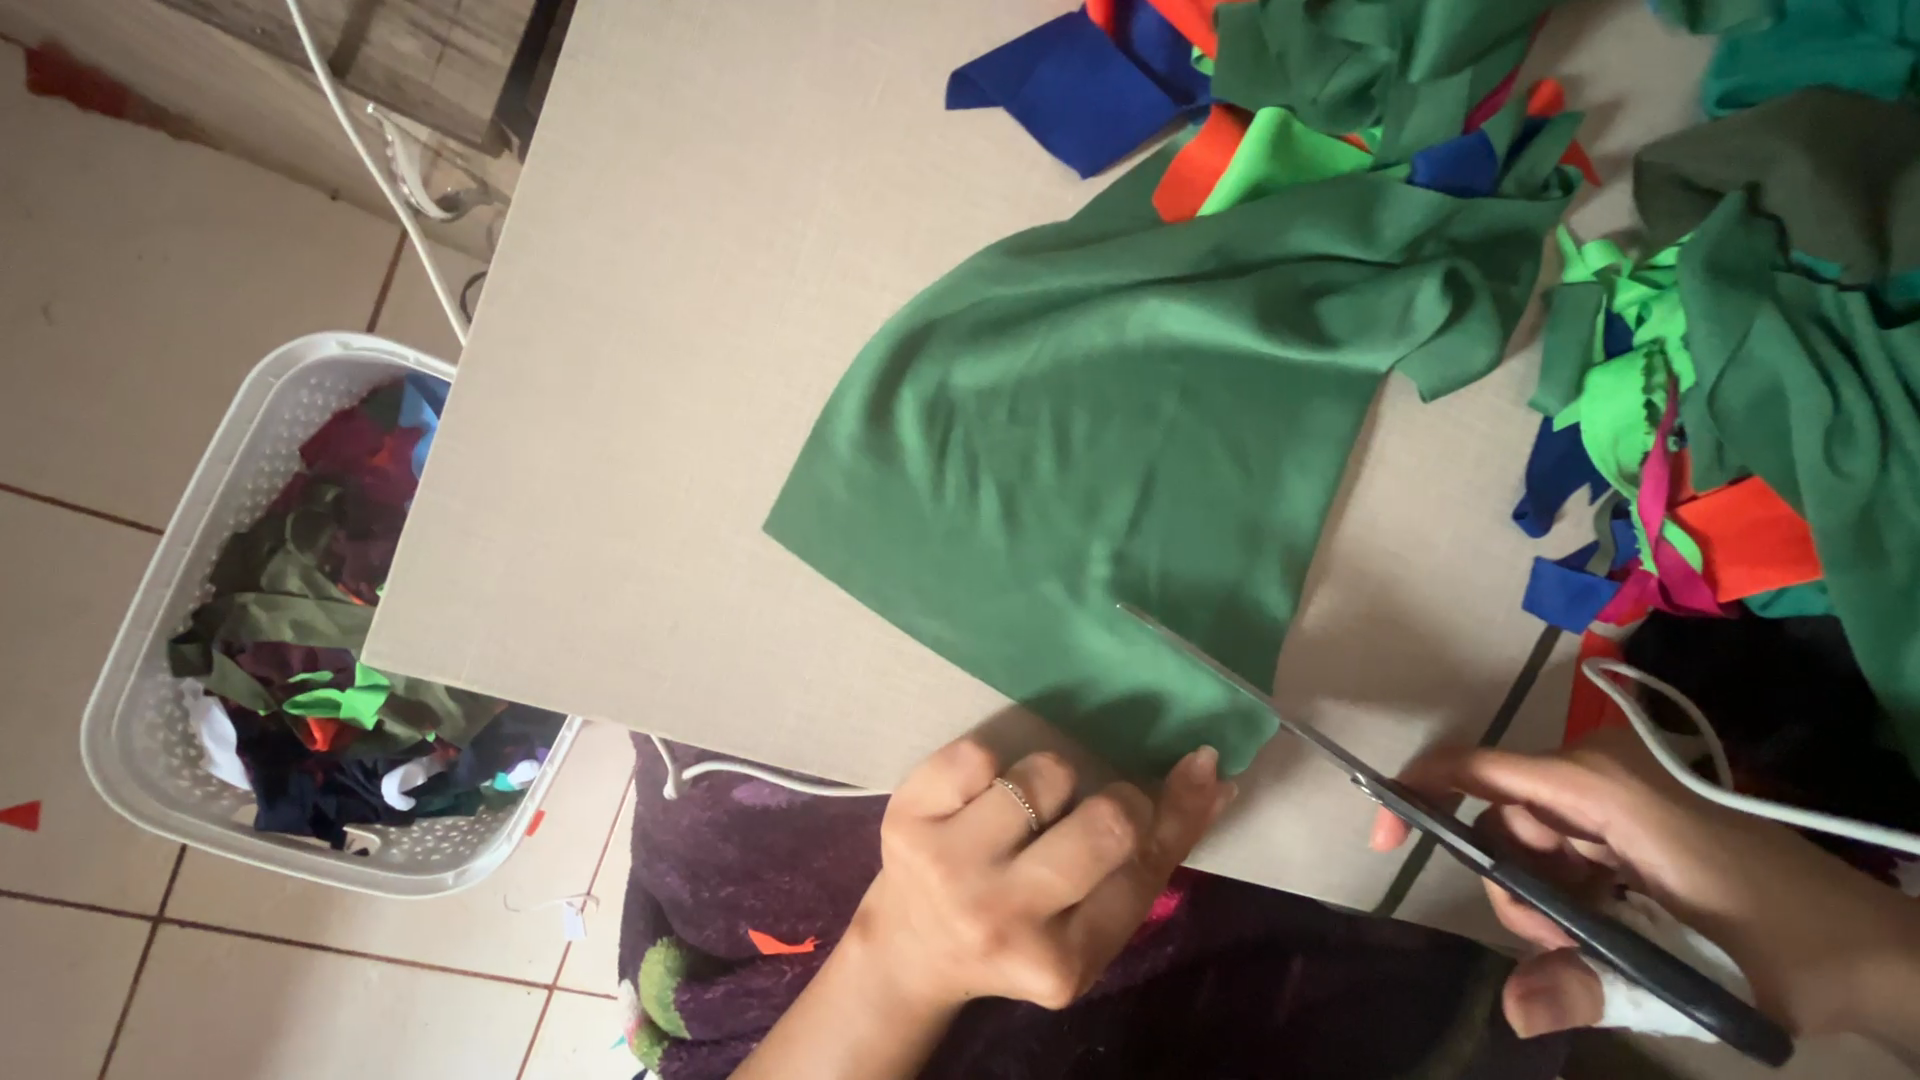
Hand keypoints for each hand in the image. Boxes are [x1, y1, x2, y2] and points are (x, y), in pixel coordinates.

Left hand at [849, 737, 1234, 1012]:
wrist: (913, 946)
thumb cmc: (1016, 930)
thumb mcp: (1086, 921)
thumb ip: (1149, 859)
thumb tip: (1214, 779)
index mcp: (1062, 962)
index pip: (1143, 870)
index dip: (1176, 809)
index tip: (1198, 764)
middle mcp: (1002, 919)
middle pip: (1105, 822)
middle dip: (1114, 800)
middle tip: (1091, 808)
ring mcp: (947, 868)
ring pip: (1042, 774)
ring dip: (1048, 780)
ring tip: (1026, 813)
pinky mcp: (905, 821)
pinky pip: (978, 753)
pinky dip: (991, 763)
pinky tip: (979, 798)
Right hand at [1369, 728, 1919, 1042]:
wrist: (1887, 955)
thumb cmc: (1788, 949)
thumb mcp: (1690, 976)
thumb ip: (1592, 984)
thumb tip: (1510, 1013)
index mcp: (1599, 789)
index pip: (1474, 769)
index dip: (1417, 793)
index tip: (1386, 840)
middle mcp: (1595, 775)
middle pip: (1498, 820)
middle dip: (1514, 887)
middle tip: (1563, 942)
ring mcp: (1611, 794)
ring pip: (1526, 840)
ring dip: (1543, 898)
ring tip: (1602, 944)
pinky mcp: (1625, 817)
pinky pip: (1559, 847)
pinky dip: (1568, 892)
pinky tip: (1613, 925)